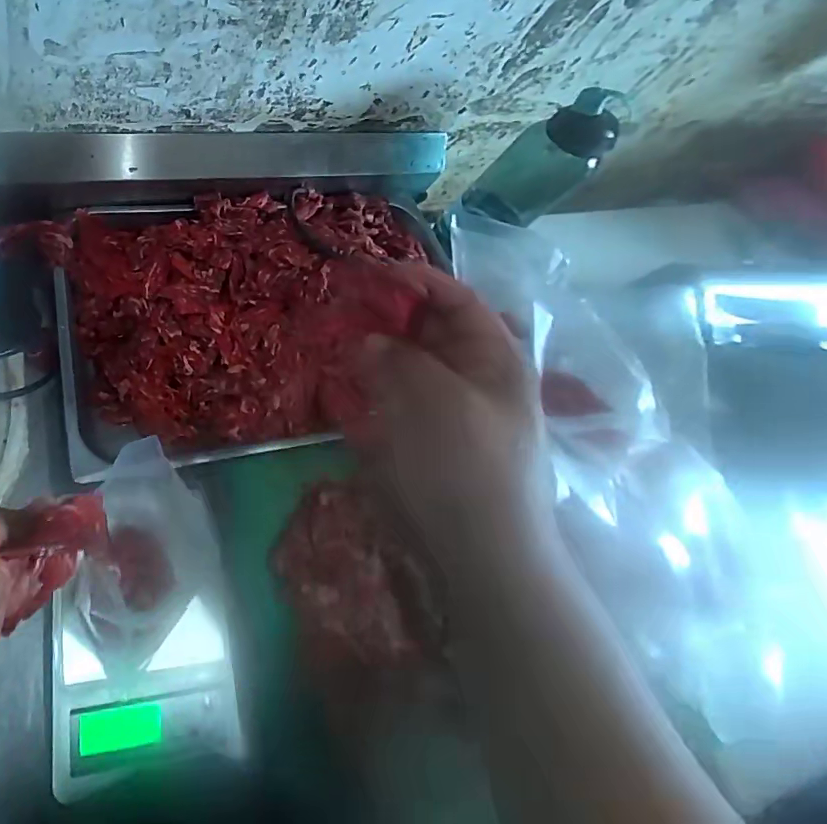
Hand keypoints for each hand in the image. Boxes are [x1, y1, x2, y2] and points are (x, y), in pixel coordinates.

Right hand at [350, 264, 549, 567]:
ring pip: (405, 361)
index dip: (414, 279)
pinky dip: (368, 383)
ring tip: (333, 339)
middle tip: (339, 306)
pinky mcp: (421, 434)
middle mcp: (471, 375)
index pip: (455, 299)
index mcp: (493, 357)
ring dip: (372, 347)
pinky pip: (392, 395)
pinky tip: (342, 382)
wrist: (482, 555)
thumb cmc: (469, 468)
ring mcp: (445, 406)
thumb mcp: (437, 402)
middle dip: (385, 313)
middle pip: (427, 327)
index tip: (366, 272)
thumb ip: (398, 361)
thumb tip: (366, 341)